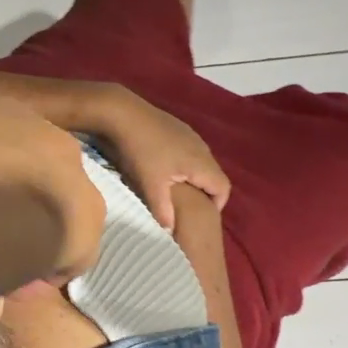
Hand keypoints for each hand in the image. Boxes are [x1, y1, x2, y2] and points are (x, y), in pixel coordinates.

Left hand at [94, 86, 230, 228]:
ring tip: (176, 195)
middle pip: (214, 177)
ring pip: (201, 164)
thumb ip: (163, 210)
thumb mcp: (150, 185)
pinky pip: (189, 154)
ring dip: (194, 181)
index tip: (201, 218)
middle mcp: (203, 148)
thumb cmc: (140, 152)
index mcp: (202, 163)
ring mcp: (191, 136)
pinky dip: (184, 168)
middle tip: (187, 211)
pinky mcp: (178, 130)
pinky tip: (164, 173)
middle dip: (204, 195)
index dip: (216, 206)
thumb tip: (171, 232)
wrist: (123, 114)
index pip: (223, 189)